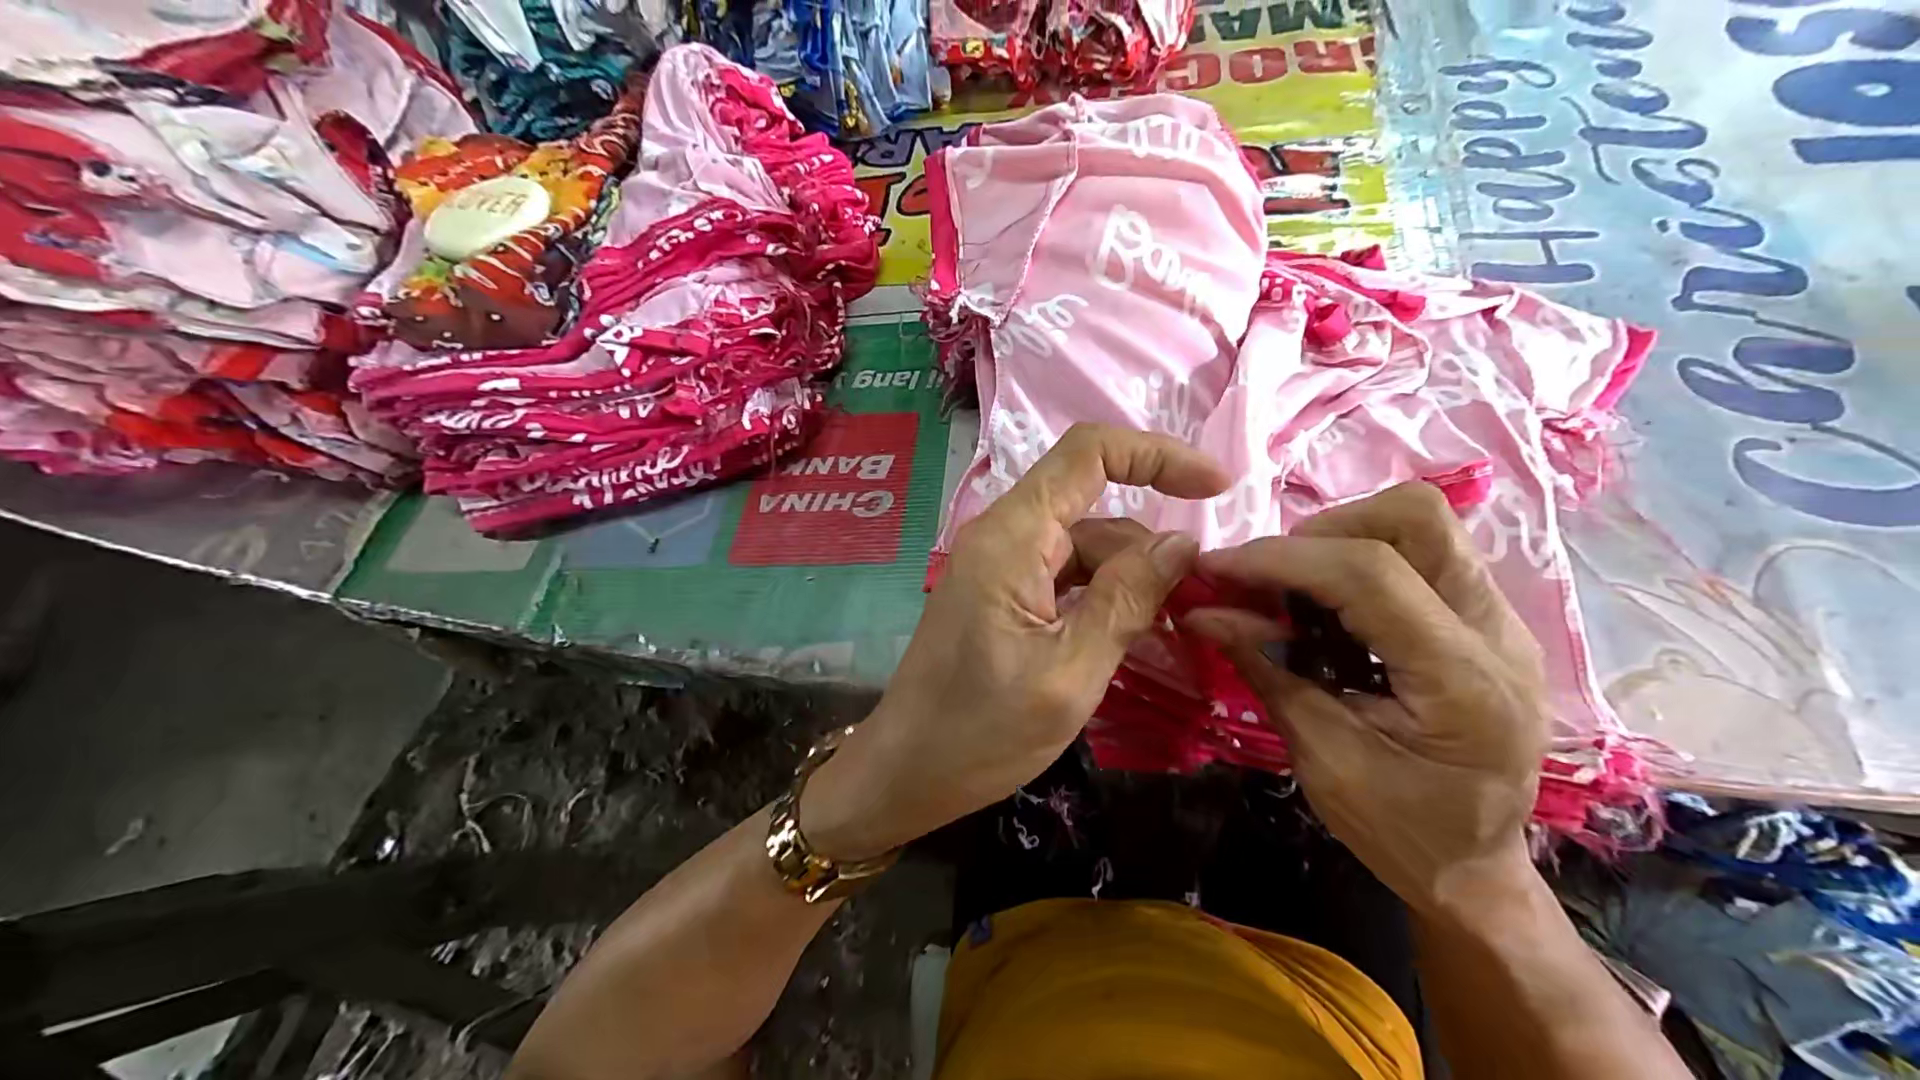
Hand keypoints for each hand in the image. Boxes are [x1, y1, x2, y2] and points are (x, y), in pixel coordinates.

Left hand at [802, 424, 1229, 858]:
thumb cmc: (980, 733)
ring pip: (1084, 547)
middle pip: (1094, 509)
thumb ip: (1127, 599)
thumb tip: (1182, 541)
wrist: (906, 773)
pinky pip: (1064, 576)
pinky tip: (1133, 632)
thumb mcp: (1070, 673)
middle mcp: (1002, 536)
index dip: (1157, 455)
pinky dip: (1102, 596)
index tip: (1217, 488)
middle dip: (1151, 545)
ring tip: (1173, 628)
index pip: (1088, 453)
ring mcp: (999, 566)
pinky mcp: (1001, 595)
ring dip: (1131, 578)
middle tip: (1203, 600)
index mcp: (1011, 538)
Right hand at [1184, 483, 1549, 913]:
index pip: (1368, 573)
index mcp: (1462, 678)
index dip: (1279, 560)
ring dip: (1339, 538)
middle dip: (1321, 531)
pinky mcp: (1482, 619)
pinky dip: (1357, 559)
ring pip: (1421, 523)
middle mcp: (1496, 631)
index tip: (1214, 569)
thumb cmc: (1398, 829)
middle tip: (1269, 579)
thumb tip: (1203, 611)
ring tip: (1292, 589)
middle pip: (1415, 516)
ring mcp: (1499, 619)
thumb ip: (1267, 671)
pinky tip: (1325, 605)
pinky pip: (1420, 551)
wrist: (1474, 869)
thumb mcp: (1321, 757)